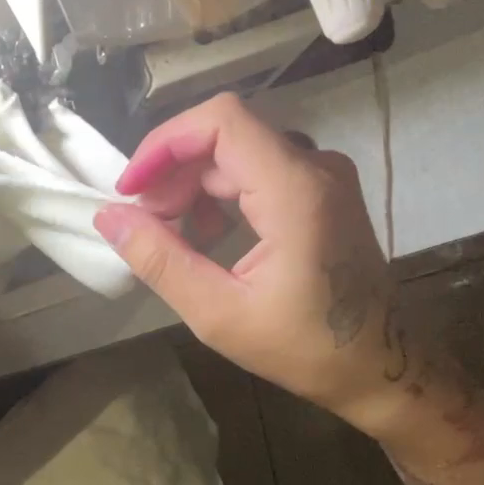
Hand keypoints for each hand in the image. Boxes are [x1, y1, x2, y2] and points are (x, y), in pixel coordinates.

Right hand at [92, 93, 401, 421]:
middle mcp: (314, 167)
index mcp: (294, 191)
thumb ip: (159, 260)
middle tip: (143, 226)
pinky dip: (217, 195)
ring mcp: (321, 177)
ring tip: (169, 236)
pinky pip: (256, 171)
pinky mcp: (320, 192)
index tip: (130, 190)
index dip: (164, 144)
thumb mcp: (216, 312)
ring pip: (237, 153)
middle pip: (224, 136)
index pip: (221, 121)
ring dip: (190, 186)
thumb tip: (108, 218)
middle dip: (171, 173)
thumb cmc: (300, 346)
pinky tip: (204, 237)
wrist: (375, 363)